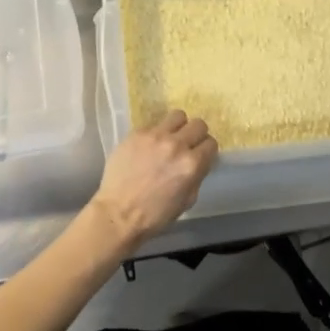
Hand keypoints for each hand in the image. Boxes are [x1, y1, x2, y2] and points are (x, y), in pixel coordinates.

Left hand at [88, 110, 217, 248]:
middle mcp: (176, 145)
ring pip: (177, 115)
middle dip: (196, 135)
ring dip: (177, 127)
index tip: (200, 155)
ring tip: (169, 139)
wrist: (118, 213)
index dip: (206, 151)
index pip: (211, 143)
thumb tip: (198, 163)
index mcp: (191, 164)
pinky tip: (146, 148)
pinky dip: (154, 134)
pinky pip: (153, 125)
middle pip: (198, 124)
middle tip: (187, 145)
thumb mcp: (187, 201)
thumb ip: (196, 176)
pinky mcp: (137, 133)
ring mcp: (155, 136)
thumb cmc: (155, 215)